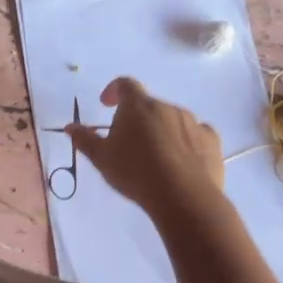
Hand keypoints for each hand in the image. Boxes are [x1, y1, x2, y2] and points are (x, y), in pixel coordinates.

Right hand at [69, 77, 225, 219]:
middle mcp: (166, 106)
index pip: (125, 84)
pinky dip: (187, 140)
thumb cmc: (135, 172)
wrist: (184, 197)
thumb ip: (85, 140)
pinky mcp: (212, 141)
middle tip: (128, 143)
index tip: (106, 104)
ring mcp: (192, 122)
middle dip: (137, 119)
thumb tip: (71, 127)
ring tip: (155, 157)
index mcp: (137, 105)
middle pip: (148, 106)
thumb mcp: (102, 158)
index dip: (114, 90)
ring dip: (161, 130)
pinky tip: (182, 159)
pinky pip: (196, 133)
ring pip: (172, 119)